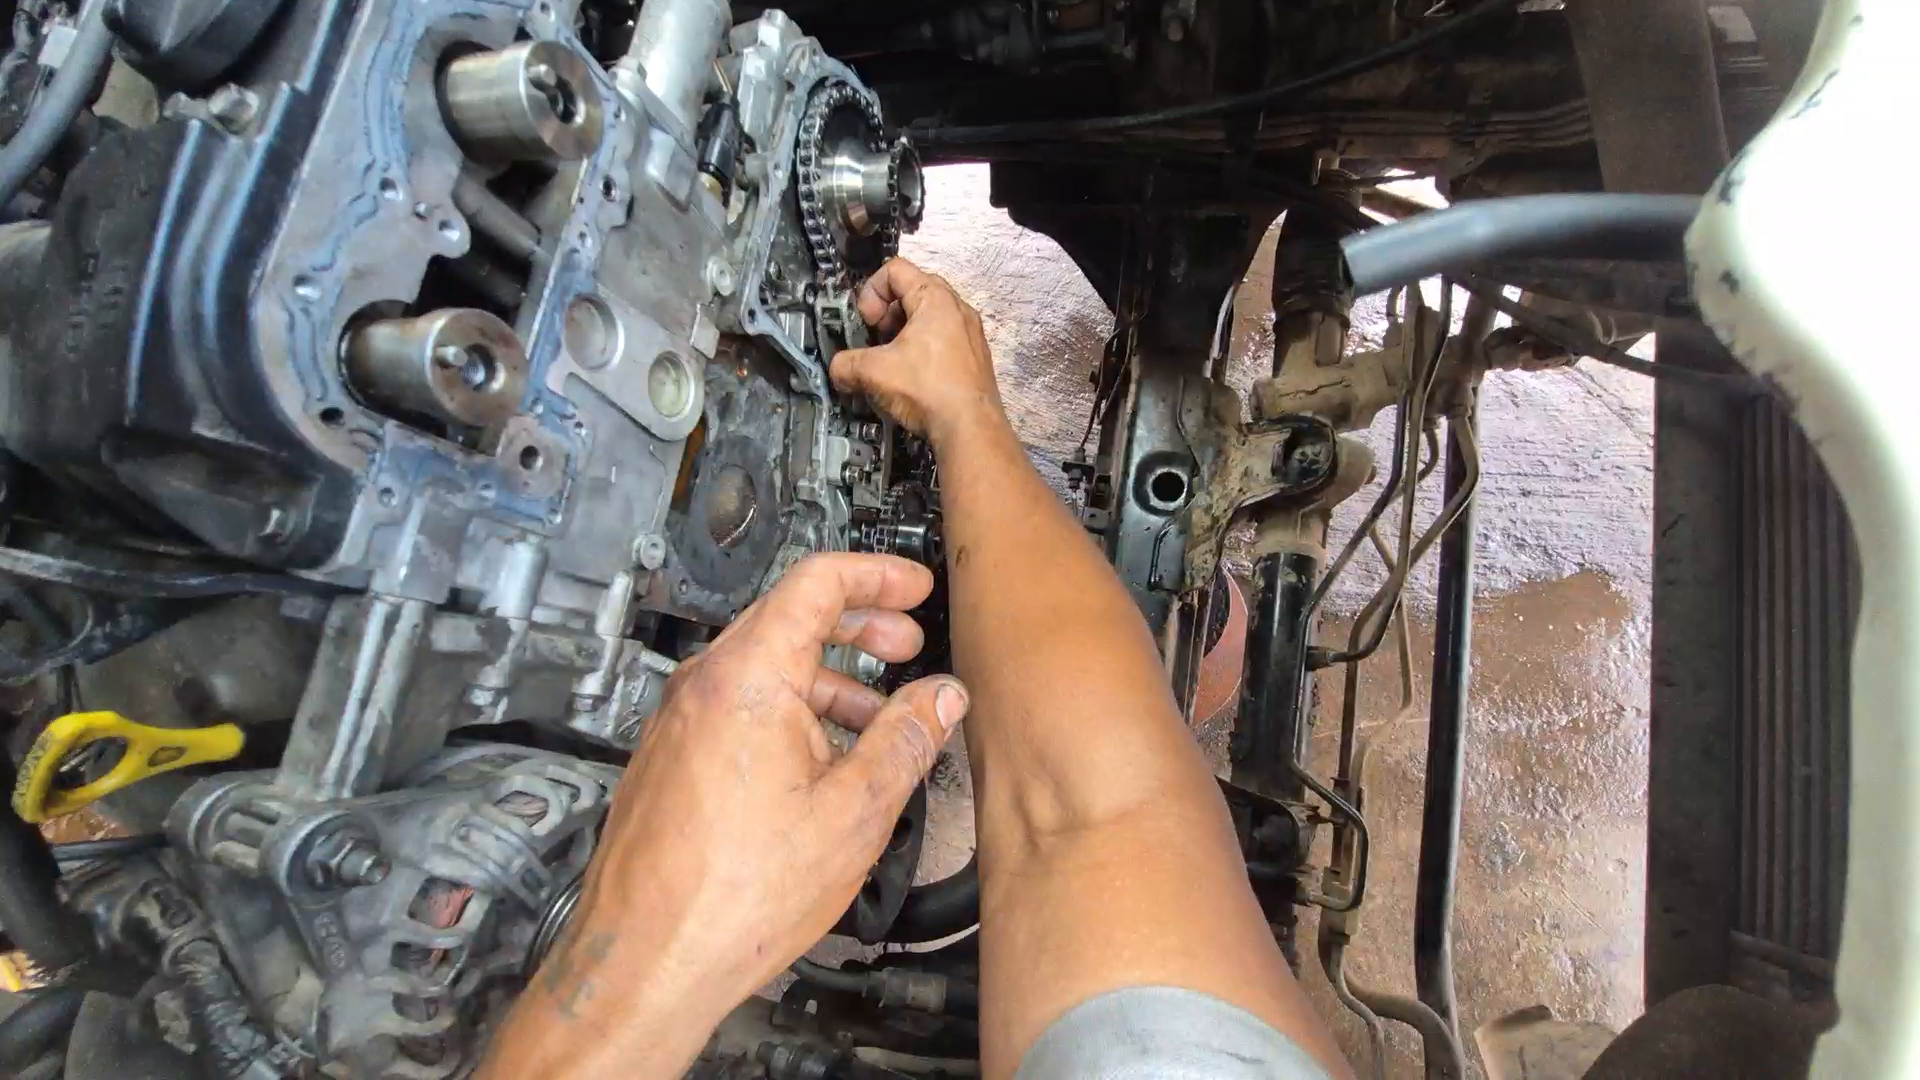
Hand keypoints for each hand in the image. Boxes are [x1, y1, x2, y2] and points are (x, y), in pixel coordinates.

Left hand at [482, 554, 968, 1077]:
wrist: (642, 968)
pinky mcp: (677, 750)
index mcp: (746, 679)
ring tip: (880, 711)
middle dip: (861, 624)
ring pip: (770, 663)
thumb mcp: (853, 811)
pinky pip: (745, 702)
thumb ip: (907, 739)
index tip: (912, 585)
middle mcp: (705, 685)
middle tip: (906, 641)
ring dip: (833, 674)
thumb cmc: (731, 897)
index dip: (877, 575)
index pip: (817, 582)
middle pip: (793, 616)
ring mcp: (684, 717)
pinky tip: (829, 751)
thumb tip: (942, 697)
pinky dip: (797, 707)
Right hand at [830, 258, 1006, 444]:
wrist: (970, 429)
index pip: (895, 270)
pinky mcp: (975, 360)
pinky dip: (922, 354)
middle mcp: (958, 310)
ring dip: (902, 338)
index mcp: (935, 298)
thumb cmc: (929, 390)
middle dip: (886, 316)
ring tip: (891, 365)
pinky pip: (943, 344)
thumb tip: (838, 371)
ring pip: (928, 322)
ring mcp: (970, 335)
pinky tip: (912, 382)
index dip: (870, 292)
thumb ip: (846, 365)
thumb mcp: (874, 372)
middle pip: (912, 294)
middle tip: (875, 343)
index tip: (865, 322)